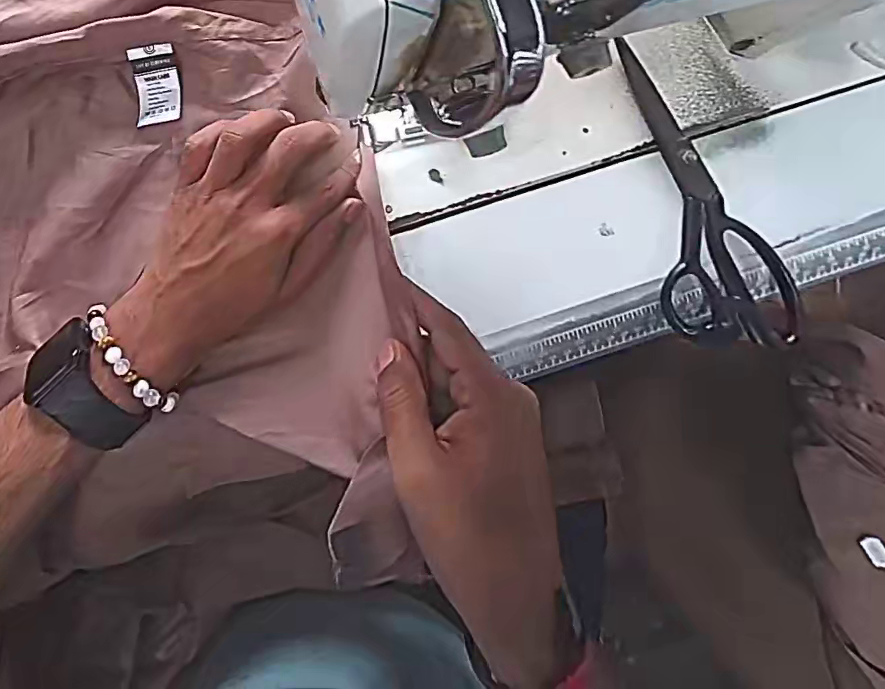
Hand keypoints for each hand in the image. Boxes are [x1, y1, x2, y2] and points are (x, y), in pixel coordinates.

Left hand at [107, 109, 363, 390]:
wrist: (171, 314)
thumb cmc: (228, 306)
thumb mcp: (287, 289)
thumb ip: (322, 247)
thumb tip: (350, 211)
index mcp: (275, 233)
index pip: (322, 190)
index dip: (345, 172)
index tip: (353, 161)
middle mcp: (245, 205)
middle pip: (287, 150)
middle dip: (315, 133)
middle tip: (326, 133)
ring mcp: (212, 192)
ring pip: (241, 137)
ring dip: (267, 120)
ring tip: (284, 119)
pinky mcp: (186, 188)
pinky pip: (199, 146)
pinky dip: (219, 129)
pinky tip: (237, 129)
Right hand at [377, 282, 576, 688]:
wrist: (517, 603)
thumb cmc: (467, 538)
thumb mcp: (416, 465)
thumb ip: (401, 398)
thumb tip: (390, 348)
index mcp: (494, 396)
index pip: (449, 329)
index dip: (416, 302)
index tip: (388, 280)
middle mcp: (511, 398)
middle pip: (453, 353)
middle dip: (411, 346)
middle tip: (367, 339)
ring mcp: (514, 420)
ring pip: (457, 379)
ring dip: (421, 378)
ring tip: (379, 379)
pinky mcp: (509, 440)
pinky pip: (466, 402)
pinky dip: (436, 400)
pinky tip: (407, 412)